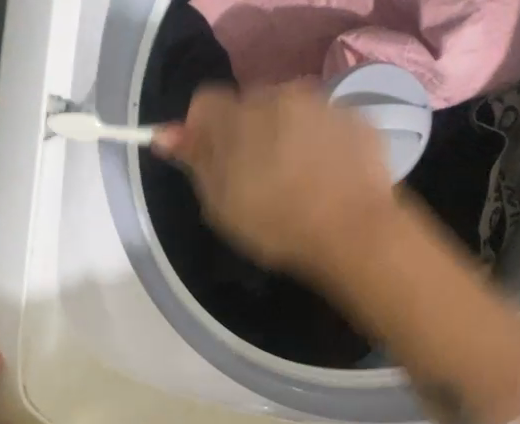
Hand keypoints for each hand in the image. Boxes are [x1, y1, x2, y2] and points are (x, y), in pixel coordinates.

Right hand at [153, 83, 397, 278]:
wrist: (351, 231)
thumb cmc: (274, 225)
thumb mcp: (220, 204)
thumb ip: (196, 162)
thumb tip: (165, 135)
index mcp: (237, 117)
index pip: (204, 103)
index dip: (201, 131)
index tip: (207, 161)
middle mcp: (278, 95)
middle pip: (248, 105)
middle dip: (243, 133)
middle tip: (250, 179)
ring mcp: (321, 103)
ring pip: (286, 111)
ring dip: (280, 136)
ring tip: (290, 181)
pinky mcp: (354, 117)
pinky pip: (323, 123)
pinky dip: (315, 143)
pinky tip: (320, 178)